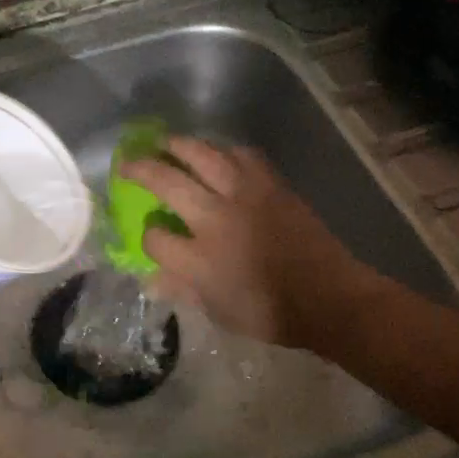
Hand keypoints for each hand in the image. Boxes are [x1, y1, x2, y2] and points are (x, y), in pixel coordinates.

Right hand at [122, 138, 362, 349]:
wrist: (329, 298)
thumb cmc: (271, 314)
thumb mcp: (218, 312)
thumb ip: (183, 289)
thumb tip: (152, 279)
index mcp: (198, 258)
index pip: (154, 236)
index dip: (146, 235)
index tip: (150, 236)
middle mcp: (215, 218)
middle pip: (167, 180)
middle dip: (141, 168)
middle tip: (128, 162)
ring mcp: (244, 195)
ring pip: (202, 154)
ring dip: (178, 145)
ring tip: (165, 143)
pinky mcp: (270, 184)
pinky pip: (241, 155)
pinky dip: (223, 151)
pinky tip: (217, 155)